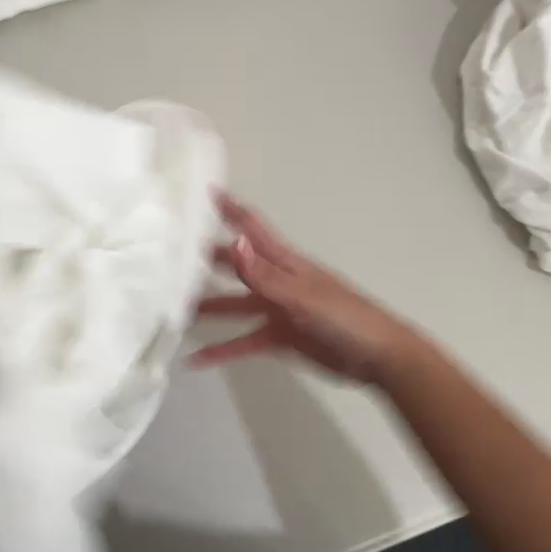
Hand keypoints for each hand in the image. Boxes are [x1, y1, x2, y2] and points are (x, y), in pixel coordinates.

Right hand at [193, 193, 421, 384]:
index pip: (252, 227)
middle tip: (171, 254)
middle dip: (207, 258)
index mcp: (284, 262)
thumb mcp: (301, 296)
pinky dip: (221, 350)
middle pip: (235, 264)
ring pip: (233, 303)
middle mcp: (276, 281)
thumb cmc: (345, 317)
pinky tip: (197, 360)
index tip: (205, 191)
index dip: (231, 209)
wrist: (379, 358)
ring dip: (207, 305)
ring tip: (174, 309)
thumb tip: (233, 243)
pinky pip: (242, 341)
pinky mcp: (278, 338)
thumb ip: (264, 275)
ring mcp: (276, 310)